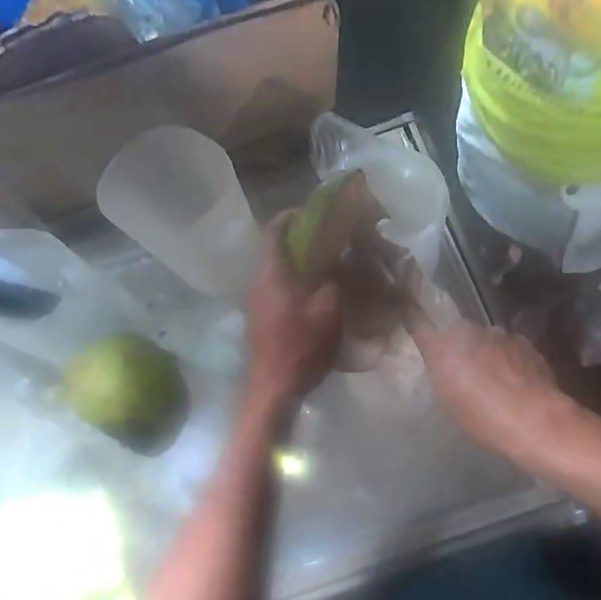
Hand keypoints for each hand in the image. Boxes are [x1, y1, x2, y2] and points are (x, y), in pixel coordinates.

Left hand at [244, 213, 341, 412]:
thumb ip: (336, 280)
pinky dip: (296, 281)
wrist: (274, 387)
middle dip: (302, 240)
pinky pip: (278, 288)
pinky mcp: (260, 318)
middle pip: (276, 249)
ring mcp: (256, 301)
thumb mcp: (329, 311)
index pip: (275, 231)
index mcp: (272, 274)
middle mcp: (258, 281)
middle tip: (331, 240)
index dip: (292, 216)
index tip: (314, 212)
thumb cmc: (301, 346)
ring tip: (329, 266)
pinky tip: (317, 293)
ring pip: (278, 270)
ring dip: (300, 263)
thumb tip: (344, 260)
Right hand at [410, 318, 579, 463]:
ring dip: (488, 351)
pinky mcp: (527, 342)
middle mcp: (471, 331)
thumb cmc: (482, 418)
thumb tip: (441, 359)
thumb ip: (441, 373)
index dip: (415, 319)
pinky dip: (510, 357)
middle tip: (465, 370)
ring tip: (496, 379)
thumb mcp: (450, 402)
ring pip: (488, 338)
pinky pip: (511, 346)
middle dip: (461, 345)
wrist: (535, 420)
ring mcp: (502, 334)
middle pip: (459, 332)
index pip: (420, 323)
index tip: (411, 316)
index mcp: (443, 345)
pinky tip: (517, 379)